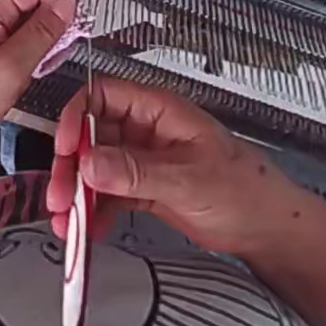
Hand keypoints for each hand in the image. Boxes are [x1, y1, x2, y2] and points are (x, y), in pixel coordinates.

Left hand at [0, 0, 76, 172]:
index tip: (78, 19)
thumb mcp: (11, 66)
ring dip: (42, 40)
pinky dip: (30, 54)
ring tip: (43, 64)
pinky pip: (15, 43)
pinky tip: (30, 72)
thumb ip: (41, 32)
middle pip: (30, 2)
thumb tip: (64, 5)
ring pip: (25, 24)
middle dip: (53, 21)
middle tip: (64, 46)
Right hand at [45, 78, 316, 257]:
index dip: (77, 116)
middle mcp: (145, 130)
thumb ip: (136, 171)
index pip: (103, 96)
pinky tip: (89, 229)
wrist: (267, 226)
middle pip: (91, 134)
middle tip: (59, 196)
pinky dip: (95, 210)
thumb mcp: (187, 178)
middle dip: (71, 164)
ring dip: (78, 191)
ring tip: (66, 223)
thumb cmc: (242, 186)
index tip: (63, 148)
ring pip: (96, 166)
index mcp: (157, 110)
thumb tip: (88, 163)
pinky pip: (109, 193)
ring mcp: (143, 159)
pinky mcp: (144, 187)